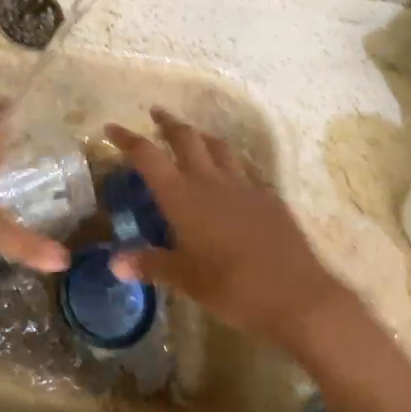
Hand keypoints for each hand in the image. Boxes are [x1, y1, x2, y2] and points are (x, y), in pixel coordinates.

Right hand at [104, 109, 346, 342]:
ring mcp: (243, 185)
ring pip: (218, 146)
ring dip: (200, 136)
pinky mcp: (269, 197)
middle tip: (155, 114)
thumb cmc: (233, 288)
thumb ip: (149, 264)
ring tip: (192, 136)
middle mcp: (210, 180)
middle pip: (185, 138)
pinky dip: (229, 161)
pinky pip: (244, 167)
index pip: (147, 156)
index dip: (127, 139)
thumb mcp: (185, 279)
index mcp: (182, 196)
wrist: (298, 297)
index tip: (111, 128)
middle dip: (168, 123)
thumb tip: (114, 263)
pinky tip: (231, 173)